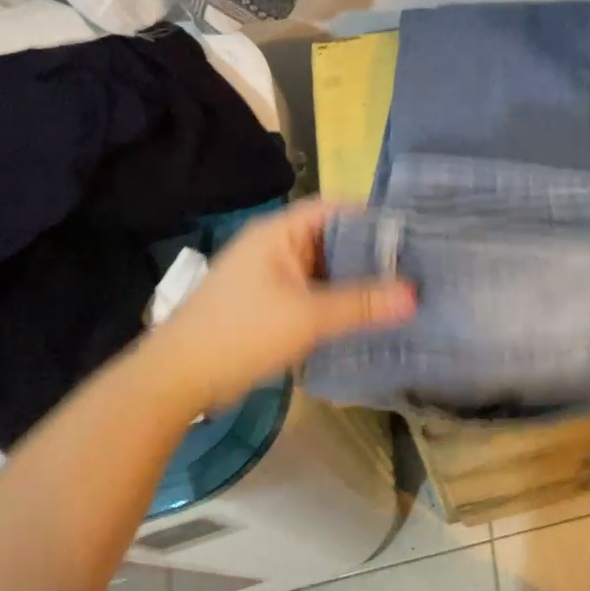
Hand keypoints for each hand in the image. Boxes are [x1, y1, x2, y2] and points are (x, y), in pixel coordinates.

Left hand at [132, 197, 415, 415]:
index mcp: (277, 234)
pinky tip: (367, 317)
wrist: (174, 381)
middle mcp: (274, 248)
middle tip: (414, 267)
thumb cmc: (240, 333)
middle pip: (332, 239)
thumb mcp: (307, 317)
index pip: (333, 208)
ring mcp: (269, 279)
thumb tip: (415, 296)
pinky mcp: (268, 307)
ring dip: (356, 282)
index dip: (371, 217)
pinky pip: (314, 295)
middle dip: (371, 254)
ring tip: (400, 292)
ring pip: (324, 271)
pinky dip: (338, 302)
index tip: (410, 234)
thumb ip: (362, 304)